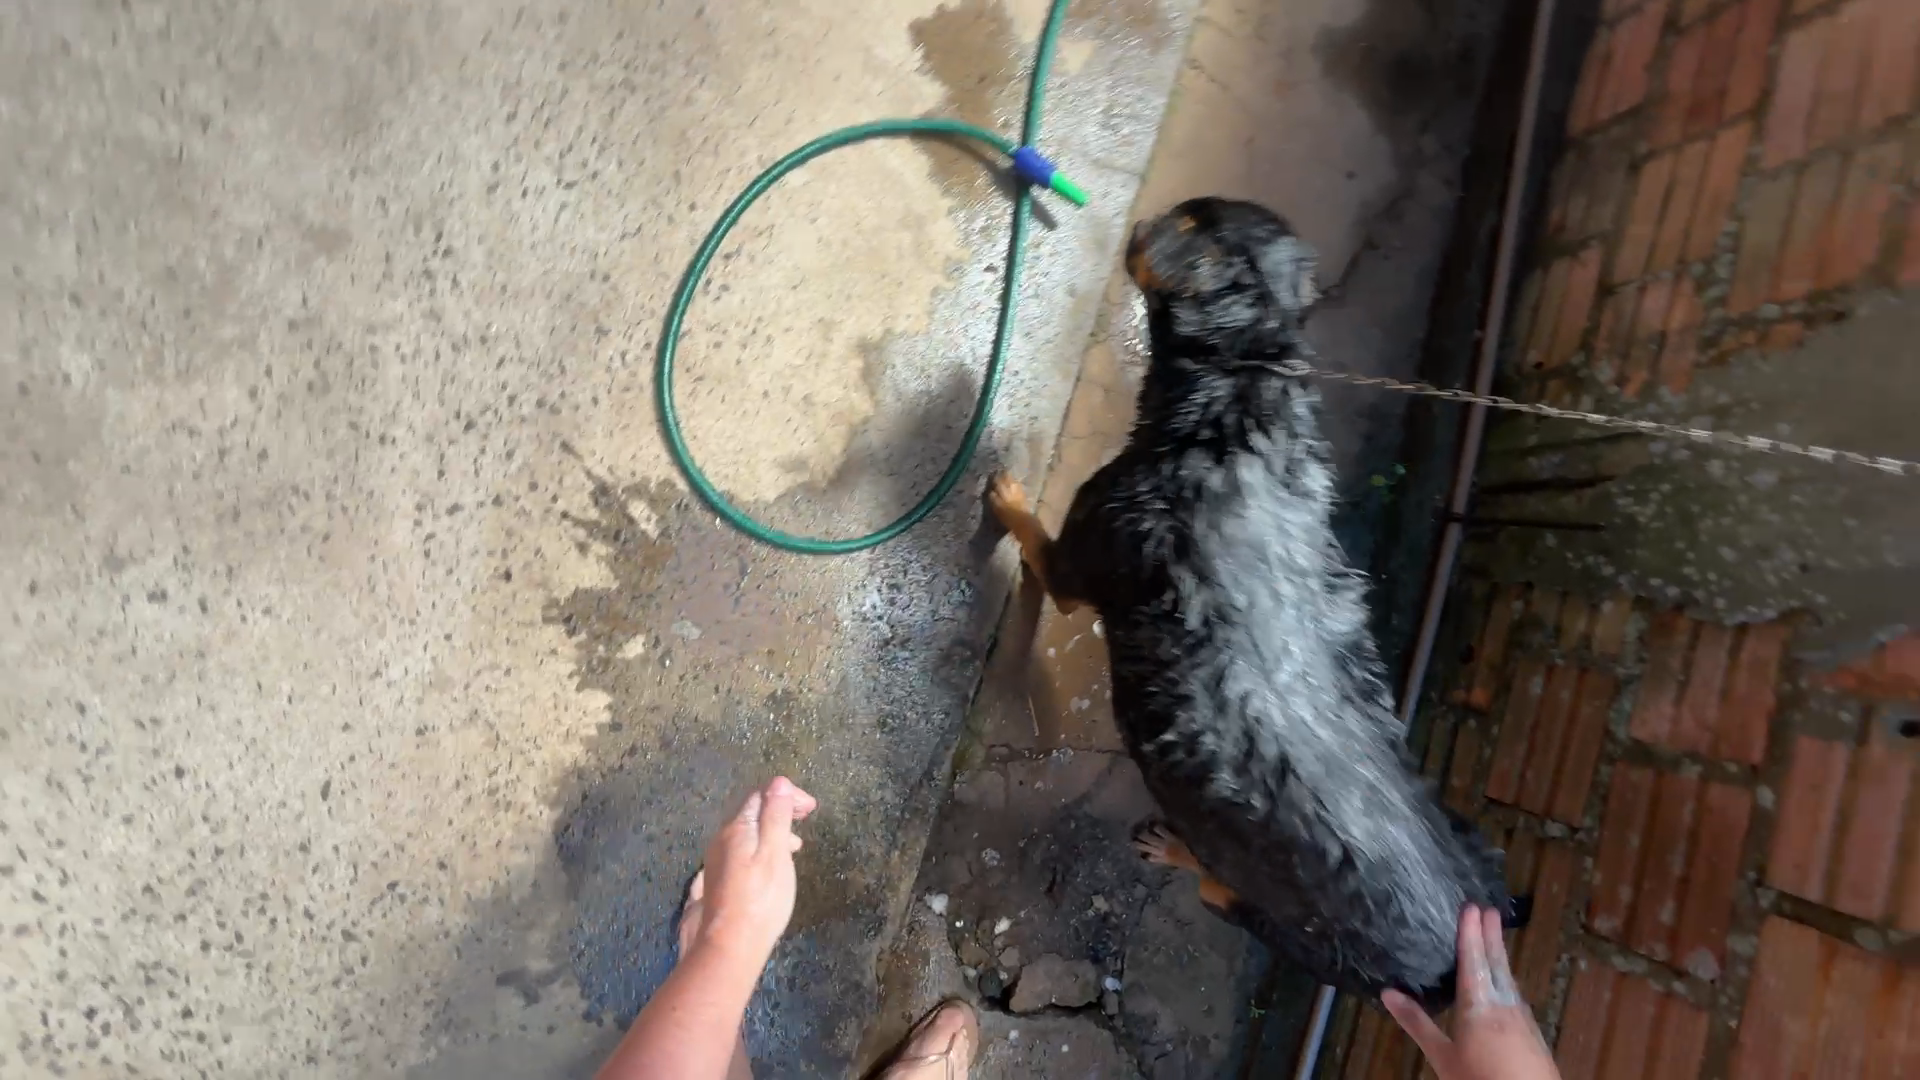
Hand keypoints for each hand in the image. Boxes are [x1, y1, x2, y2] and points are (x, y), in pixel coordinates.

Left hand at [687, 776, 817, 969]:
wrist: (730, 947)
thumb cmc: (761, 898)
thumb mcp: (776, 852)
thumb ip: (776, 815)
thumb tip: (780, 782)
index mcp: (737, 828)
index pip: (761, 794)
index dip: (787, 794)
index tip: (810, 808)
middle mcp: (723, 839)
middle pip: (753, 811)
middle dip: (780, 809)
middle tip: (806, 818)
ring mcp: (718, 860)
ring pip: (749, 831)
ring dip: (774, 829)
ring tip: (795, 845)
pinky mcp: (720, 879)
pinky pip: (744, 848)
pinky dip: (764, 846)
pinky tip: (774, 865)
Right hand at [1382, 905, 1560, 1079]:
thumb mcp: (1444, 1058)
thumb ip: (1418, 1024)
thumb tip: (1387, 992)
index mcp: (1481, 1008)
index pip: (1474, 961)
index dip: (1471, 934)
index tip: (1472, 907)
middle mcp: (1506, 1010)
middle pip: (1498, 967)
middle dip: (1492, 938)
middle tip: (1489, 910)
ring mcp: (1525, 1026)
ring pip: (1510, 983)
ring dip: (1501, 958)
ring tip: (1494, 942)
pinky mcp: (1536, 1042)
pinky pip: (1517, 1000)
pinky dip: (1508, 982)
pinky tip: (1507, 990)